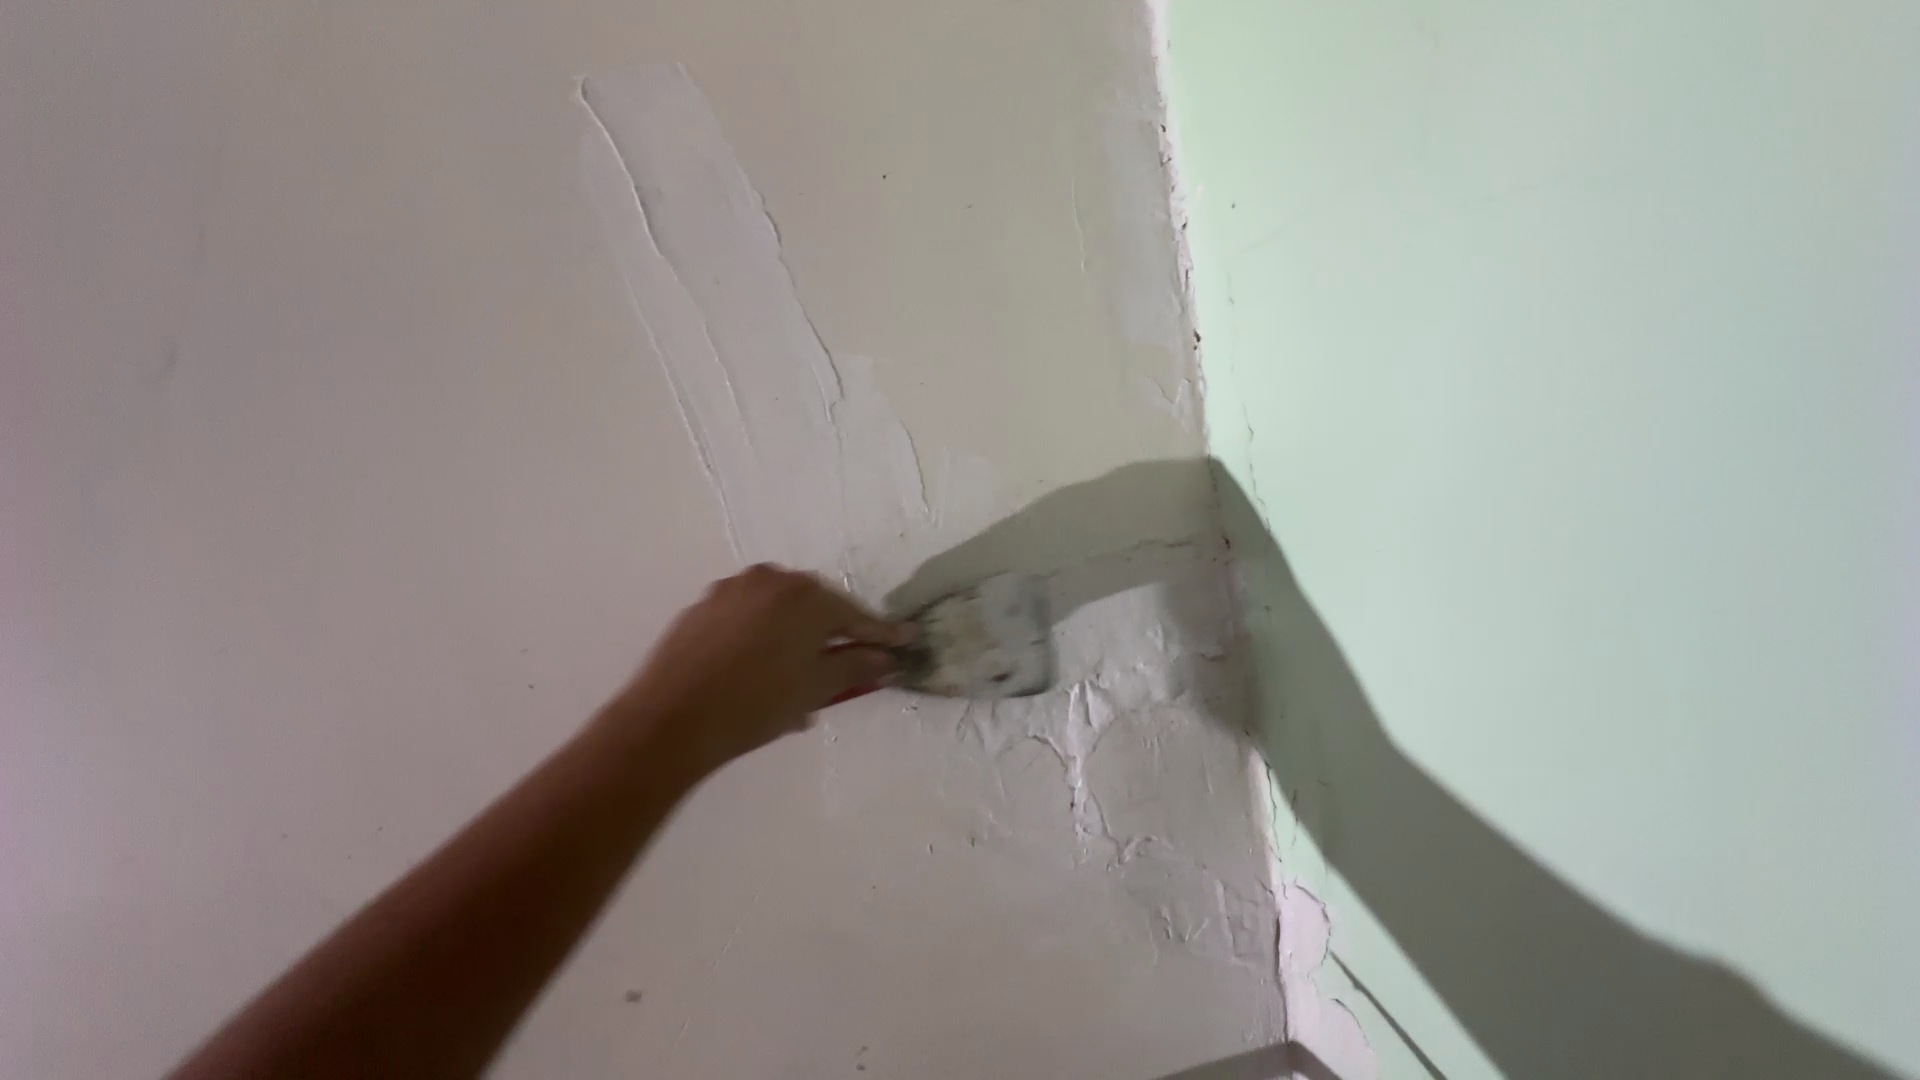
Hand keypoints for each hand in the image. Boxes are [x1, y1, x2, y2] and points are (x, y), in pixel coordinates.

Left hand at [609, 564, 914, 771]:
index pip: (856, 616)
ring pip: (779, 612)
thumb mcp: (816, 689)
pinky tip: (759, 671)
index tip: (907, 640)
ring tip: (796, 678)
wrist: (669, 720)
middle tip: (845, 666)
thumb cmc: (756, 704)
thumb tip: (888, 658)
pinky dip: (762, 638)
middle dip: (833, 635)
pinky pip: (748, 618)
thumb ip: (857, 666)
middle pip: (817, 607)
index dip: (883, 633)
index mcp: (807, 596)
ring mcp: (733, 590)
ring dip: (795, 637)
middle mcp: (772, 580)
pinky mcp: (703, 606)